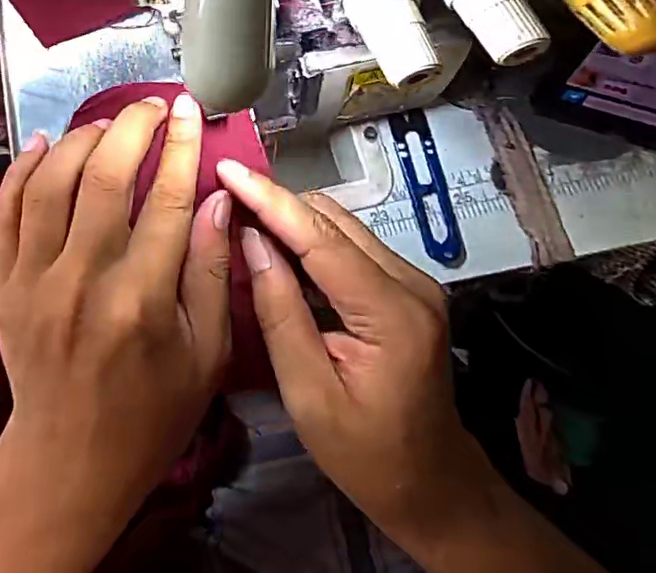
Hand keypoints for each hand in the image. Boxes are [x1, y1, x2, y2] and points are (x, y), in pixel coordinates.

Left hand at [0, 94, 230, 571]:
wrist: (69, 460)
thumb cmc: (150, 412)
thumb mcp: (206, 353)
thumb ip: (211, 270)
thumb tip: (217, 198)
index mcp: (141, 301)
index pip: (165, 200)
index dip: (180, 146)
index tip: (188, 109)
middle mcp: (82, 281)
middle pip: (102, 178)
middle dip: (132, 128)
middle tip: (152, 107)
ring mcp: (33, 280)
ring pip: (49, 184)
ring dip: (79, 140)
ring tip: (108, 126)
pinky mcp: (4, 284)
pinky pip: (6, 211)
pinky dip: (23, 169)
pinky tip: (45, 143)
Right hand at [217, 160, 600, 572]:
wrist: (433, 485)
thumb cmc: (367, 455)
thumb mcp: (308, 395)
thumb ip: (279, 312)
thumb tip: (250, 240)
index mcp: (391, 313)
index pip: (320, 237)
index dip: (269, 199)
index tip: (227, 170)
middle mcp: (410, 282)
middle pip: (332, 218)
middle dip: (275, 204)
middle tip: (223, 205)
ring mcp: (412, 280)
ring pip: (340, 224)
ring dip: (290, 219)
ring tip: (241, 222)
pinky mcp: (405, 284)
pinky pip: (348, 243)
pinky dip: (308, 239)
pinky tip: (276, 249)